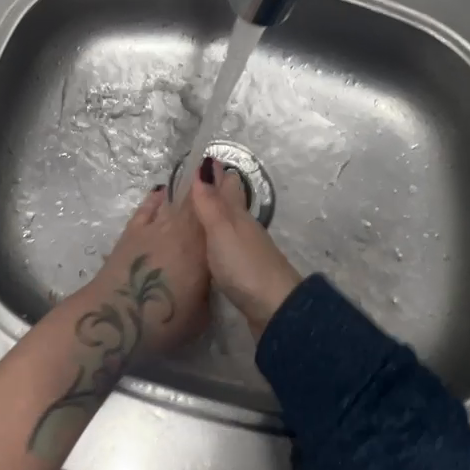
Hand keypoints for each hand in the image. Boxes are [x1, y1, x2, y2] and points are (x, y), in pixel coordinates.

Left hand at [77, 186, 210, 357]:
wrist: (118, 316)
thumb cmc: (163, 322)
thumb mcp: (201, 316)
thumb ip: (208, 291)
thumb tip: (206, 280)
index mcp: (203, 252)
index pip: (218, 220)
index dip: (225, 204)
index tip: (232, 189)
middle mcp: (181, 231)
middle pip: (196, 203)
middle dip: (206, 189)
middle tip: (215, 174)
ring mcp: (155, 227)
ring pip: (174, 202)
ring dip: (184, 191)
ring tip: (192, 181)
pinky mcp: (132, 230)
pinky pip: (148, 207)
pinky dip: (156, 198)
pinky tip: (161, 193)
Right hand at [188, 157, 302, 337]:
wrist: (275, 310)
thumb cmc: (245, 266)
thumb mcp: (222, 230)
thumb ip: (210, 202)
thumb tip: (203, 164)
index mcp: (238, 214)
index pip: (228, 185)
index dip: (216, 172)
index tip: (201, 159)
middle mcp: (243, 227)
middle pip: (230, 202)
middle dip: (215, 190)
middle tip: (193, 182)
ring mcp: (246, 250)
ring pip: (228, 224)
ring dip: (214, 214)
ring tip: (194, 211)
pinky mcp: (243, 272)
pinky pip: (226, 246)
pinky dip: (215, 239)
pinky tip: (208, 246)